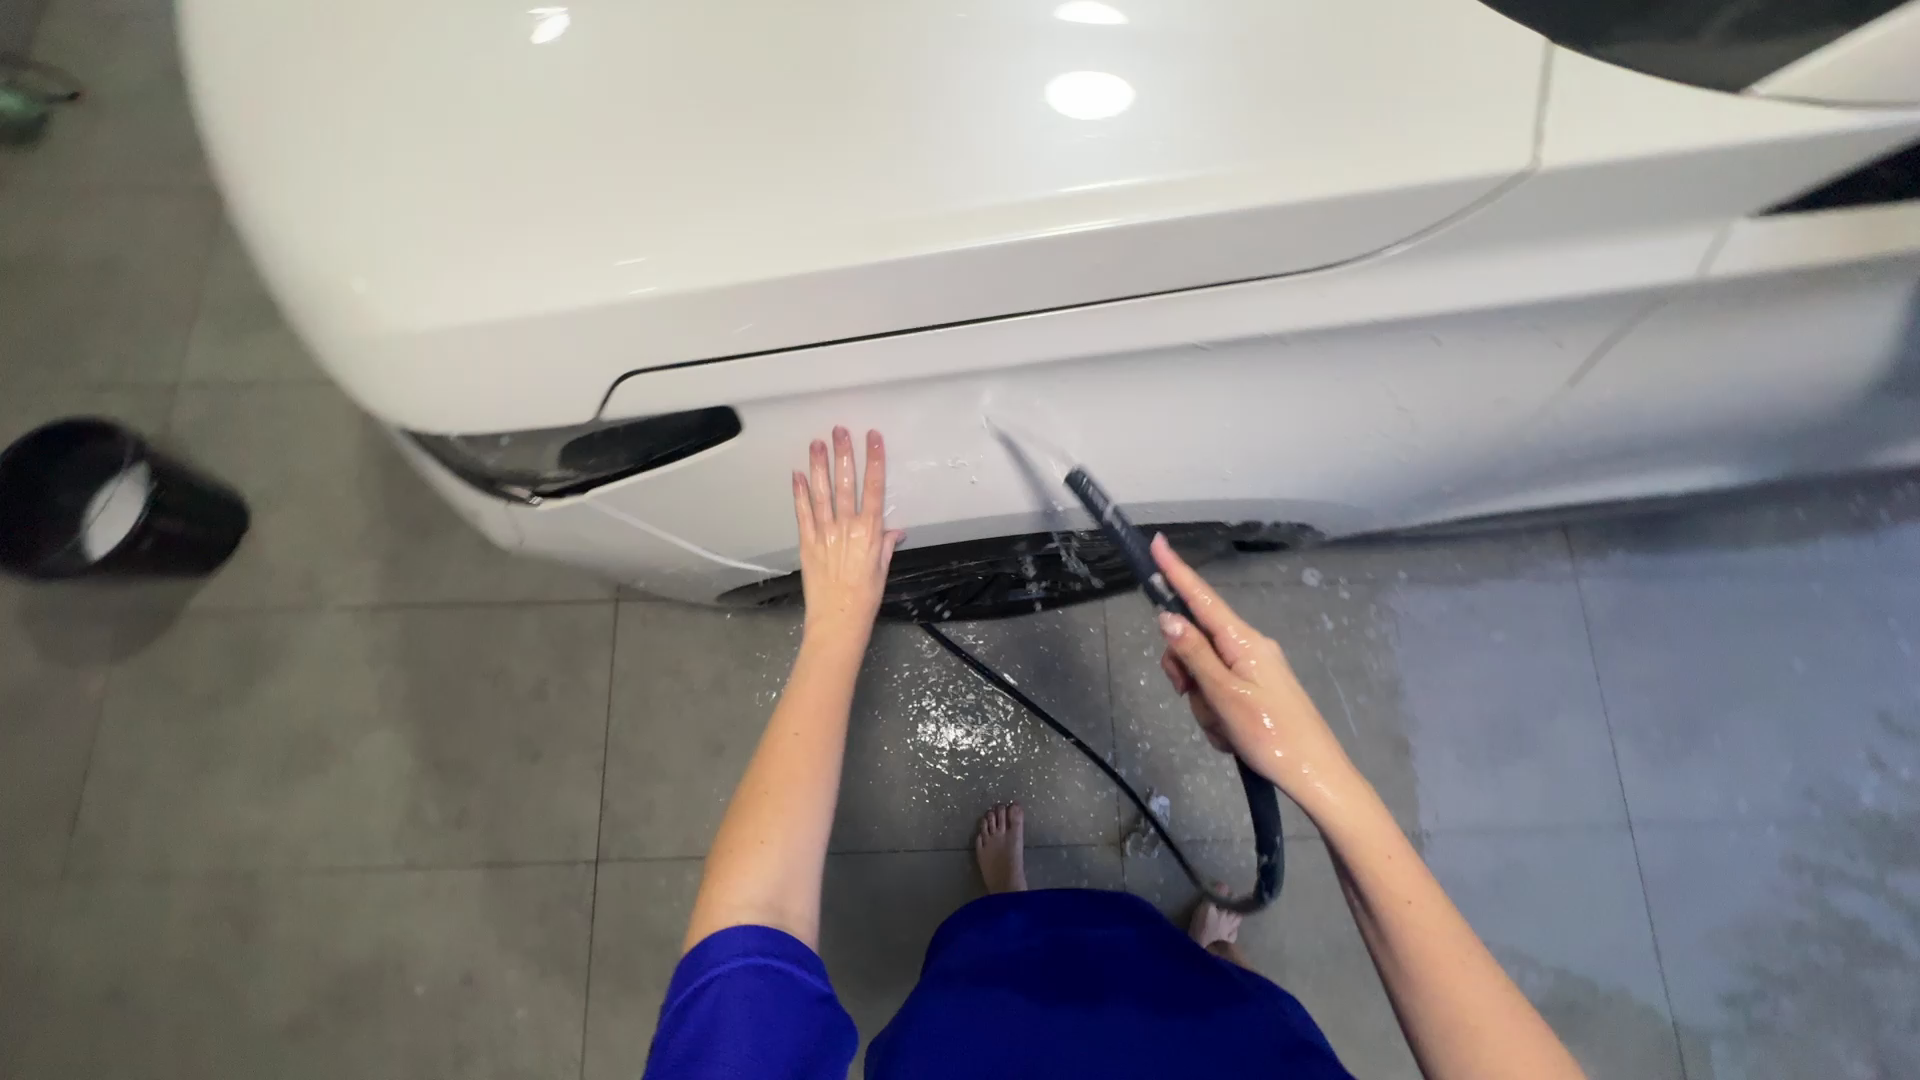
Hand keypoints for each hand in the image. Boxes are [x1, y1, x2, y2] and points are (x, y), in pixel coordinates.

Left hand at [792, 427, 903, 637]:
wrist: (839, 619)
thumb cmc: (866, 596)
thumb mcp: (882, 569)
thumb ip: (887, 545)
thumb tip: (896, 530)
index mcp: (871, 532)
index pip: (875, 488)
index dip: (874, 460)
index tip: (873, 438)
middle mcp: (848, 526)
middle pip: (846, 483)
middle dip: (843, 454)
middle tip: (840, 430)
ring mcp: (825, 533)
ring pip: (822, 492)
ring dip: (819, 465)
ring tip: (817, 442)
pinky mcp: (807, 542)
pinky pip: (803, 512)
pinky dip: (799, 492)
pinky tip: (797, 473)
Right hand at [1151, 535, 1358, 806]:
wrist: (1316, 776)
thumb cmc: (1271, 734)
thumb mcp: (1224, 695)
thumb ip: (1194, 655)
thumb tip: (1168, 617)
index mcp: (1244, 641)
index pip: (1201, 598)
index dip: (1177, 572)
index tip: (1158, 543)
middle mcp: (1249, 646)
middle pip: (1195, 641)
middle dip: (1184, 670)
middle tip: (1188, 696)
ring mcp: (1255, 668)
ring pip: (1203, 672)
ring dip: (1202, 701)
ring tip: (1222, 727)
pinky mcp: (1257, 689)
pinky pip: (1219, 691)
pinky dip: (1216, 713)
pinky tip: (1230, 735)